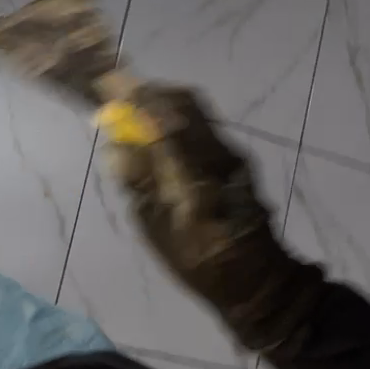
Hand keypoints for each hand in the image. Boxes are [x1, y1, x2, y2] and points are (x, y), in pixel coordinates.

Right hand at [107, 85, 324, 352]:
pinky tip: (158, 134)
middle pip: (184, 103)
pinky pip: (202, 126)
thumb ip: (140, 185)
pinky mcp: (237, 159)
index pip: (164, 122)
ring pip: (195, 110)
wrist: (260, 281)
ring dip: (163, 104)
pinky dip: (175, 119)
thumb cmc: (202, 264)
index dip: (135, 101)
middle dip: (150, 93)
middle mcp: (221, 155)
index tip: (109, 87)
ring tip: (135, 113)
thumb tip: (116, 148)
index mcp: (199, 176)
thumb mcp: (160, 232)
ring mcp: (233, 154)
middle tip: (121, 97)